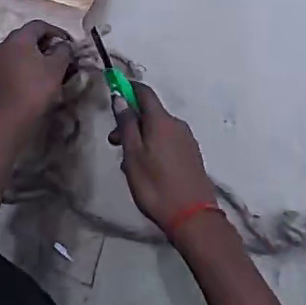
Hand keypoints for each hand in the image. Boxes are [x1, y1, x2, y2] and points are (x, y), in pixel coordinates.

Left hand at [0, 21, 74, 139]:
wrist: (9, 119)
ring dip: (36, 55)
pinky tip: (37, 78)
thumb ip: (64, 51)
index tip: (69, 42)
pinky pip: (13, 64)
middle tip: (61, 53)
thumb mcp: (57, 67)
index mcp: (18, 38)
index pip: (39, 25)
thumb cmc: (35, 89)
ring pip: (20, 51)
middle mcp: (4, 45)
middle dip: (46, 43)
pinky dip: (26, 66)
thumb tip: (64, 45)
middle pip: (27, 36)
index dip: (57, 31)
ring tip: (51, 67)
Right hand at [107, 82, 217, 235]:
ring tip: (129, 165)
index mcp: (162, 120)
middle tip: (114, 143)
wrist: (192, 216)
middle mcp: (177, 124)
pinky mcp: (191, 155)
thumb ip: (126, 124)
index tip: (113, 90)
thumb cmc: (155, 185)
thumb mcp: (133, 154)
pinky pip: (167, 142)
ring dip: (140, 138)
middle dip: (130, 122)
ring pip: (157, 130)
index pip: (144, 92)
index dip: (128, 88)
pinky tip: (146, 170)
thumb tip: (121, 98)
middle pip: (150, 113)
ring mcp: (187, 140)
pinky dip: (153, 147)